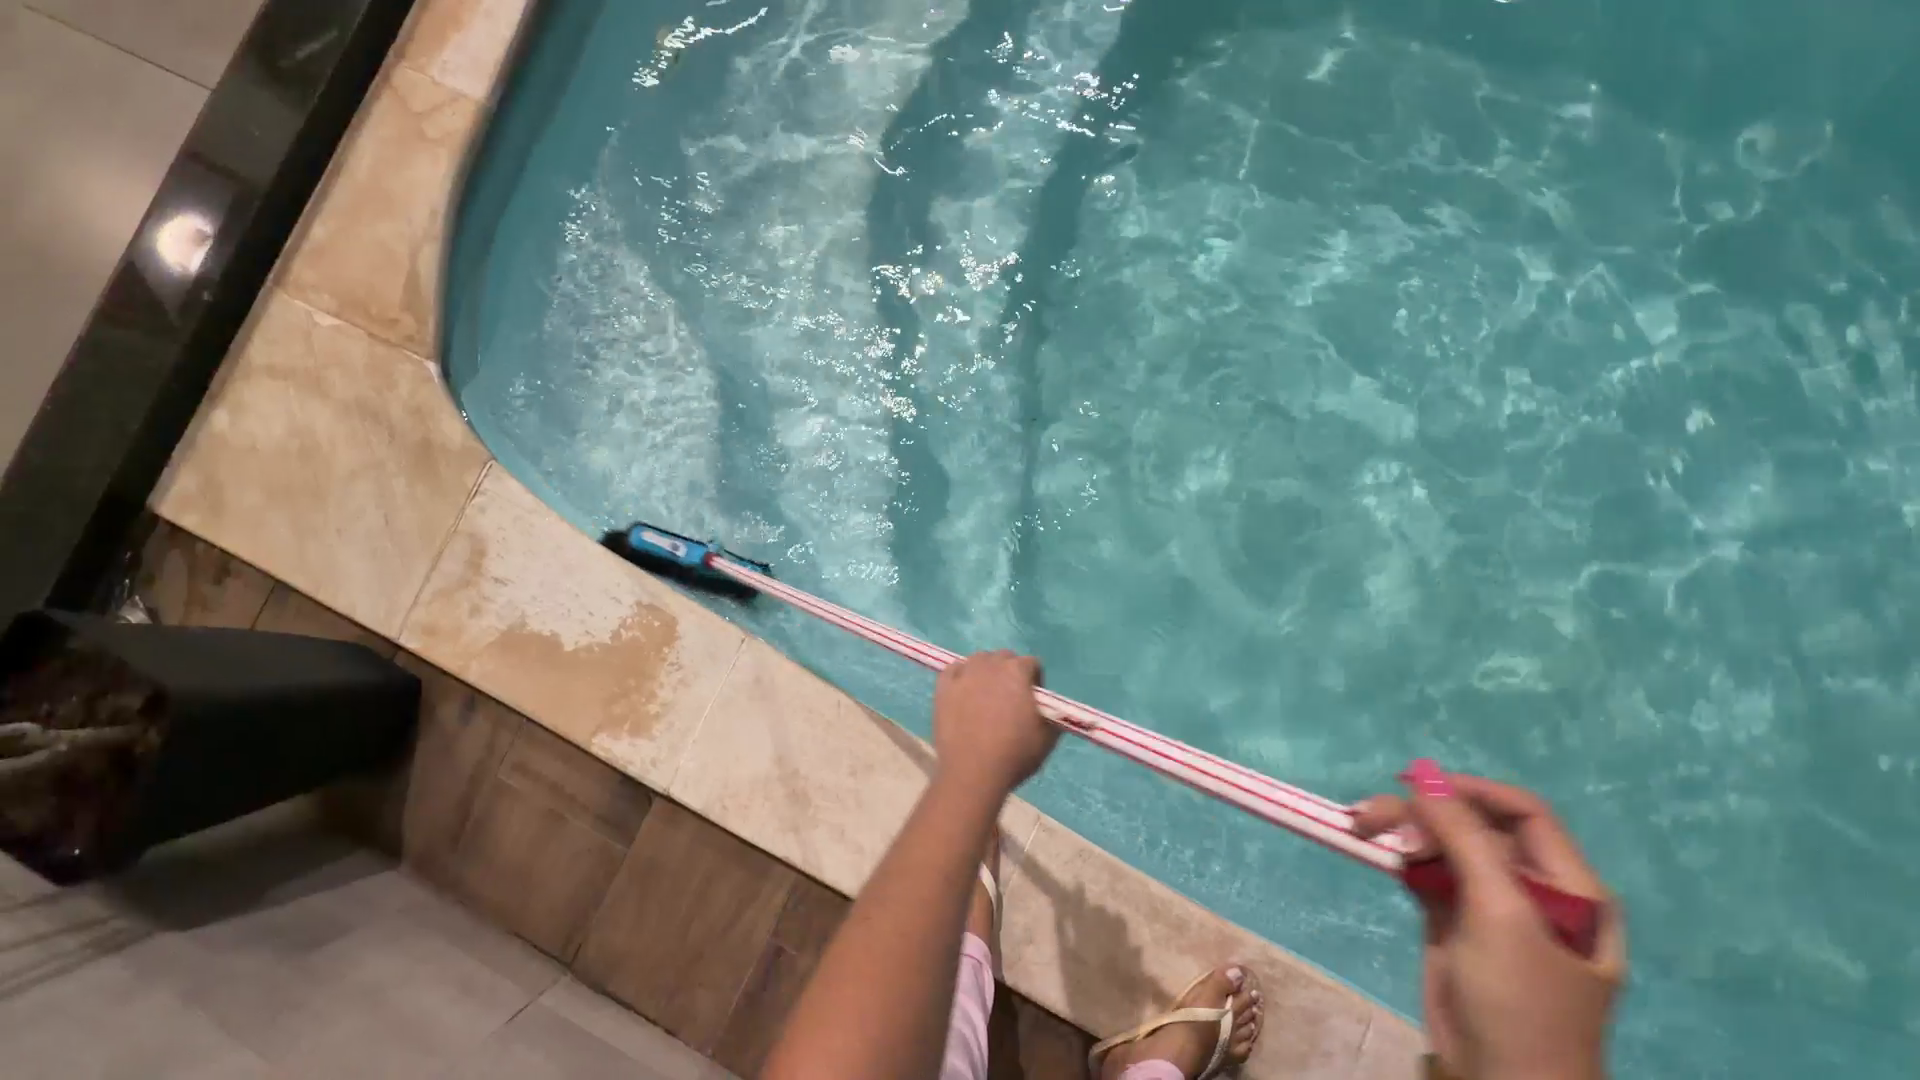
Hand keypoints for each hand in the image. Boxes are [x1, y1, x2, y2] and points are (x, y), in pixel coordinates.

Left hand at [932, 651, 1058, 795]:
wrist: (972, 772)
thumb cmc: (1014, 754)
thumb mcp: (1048, 737)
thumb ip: (1052, 714)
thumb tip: (1048, 708)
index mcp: (1017, 671)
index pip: (1031, 664)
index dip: (1035, 681)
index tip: (1033, 701)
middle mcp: (990, 665)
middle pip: (1004, 658)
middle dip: (1010, 673)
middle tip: (1010, 700)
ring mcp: (964, 674)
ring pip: (978, 661)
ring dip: (986, 672)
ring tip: (985, 696)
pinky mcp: (943, 687)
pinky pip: (953, 670)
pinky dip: (960, 676)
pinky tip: (963, 693)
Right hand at [1353, 766, 1624, 1079]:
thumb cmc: (1520, 1003)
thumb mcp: (1500, 914)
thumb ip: (1465, 839)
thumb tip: (1425, 776)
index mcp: (1571, 887)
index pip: (1522, 813)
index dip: (1469, 791)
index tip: (1413, 784)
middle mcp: (1533, 889)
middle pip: (1476, 827)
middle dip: (1425, 813)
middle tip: (1369, 814)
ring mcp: (1491, 908)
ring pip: (1445, 848)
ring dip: (1405, 833)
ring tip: (1361, 829)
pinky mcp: (1455, 926)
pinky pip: (1429, 875)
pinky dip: (1403, 860)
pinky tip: (1379, 854)